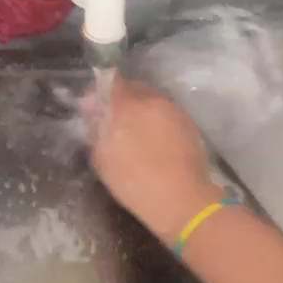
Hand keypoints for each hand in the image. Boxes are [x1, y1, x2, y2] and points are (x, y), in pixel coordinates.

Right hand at [89, 77, 224, 241]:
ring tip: (136, 134)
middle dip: (122, 101)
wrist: (180, 198)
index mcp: (127, 105)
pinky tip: (155, 143)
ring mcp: (175, 110)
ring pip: (153, 102)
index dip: (99, 92)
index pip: (110, 83)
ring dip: (142, 111)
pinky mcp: (190, 125)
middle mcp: (152, 100)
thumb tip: (95, 115)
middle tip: (113, 122)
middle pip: (134, 89)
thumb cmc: (133, 181)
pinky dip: (158, 123)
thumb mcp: (101, 159)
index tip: (92, 108)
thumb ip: (96, 131)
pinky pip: (168, 115)